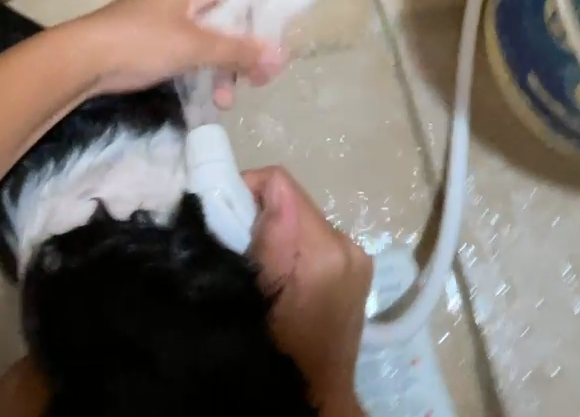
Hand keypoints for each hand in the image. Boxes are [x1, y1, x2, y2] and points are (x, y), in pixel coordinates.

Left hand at [60, 0, 286, 97]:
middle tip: (262, 78)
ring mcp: (169, 21)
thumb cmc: (141, 42)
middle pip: (230, 19)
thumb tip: (281, 54)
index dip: (264, 14)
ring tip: (230, 99)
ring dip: (226, 69)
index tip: (280, 44)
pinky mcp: (157, 44)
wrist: (82, 60)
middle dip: (247, 50)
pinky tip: (212, 100)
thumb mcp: (195, 46)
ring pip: (212, 42)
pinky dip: (205, 73)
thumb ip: (238, 50)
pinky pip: (193, 54)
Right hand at [244, 167, 370, 413]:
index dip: (245, 192)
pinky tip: (281, 279)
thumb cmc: (277, 353)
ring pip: (301, 217)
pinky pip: (314, 237)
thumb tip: (242, 189)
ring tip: (257, 269)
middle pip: (291, 200)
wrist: (317, 400)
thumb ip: (257, 239)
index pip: (280, 184)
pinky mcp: (356, 266)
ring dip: (276, 232)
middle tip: (235, 249)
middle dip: (259, 215)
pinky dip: (292, 246)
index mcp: (324, 249)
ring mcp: (356, 255)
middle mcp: (348, 243)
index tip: (223, 219)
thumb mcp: (251, 295)